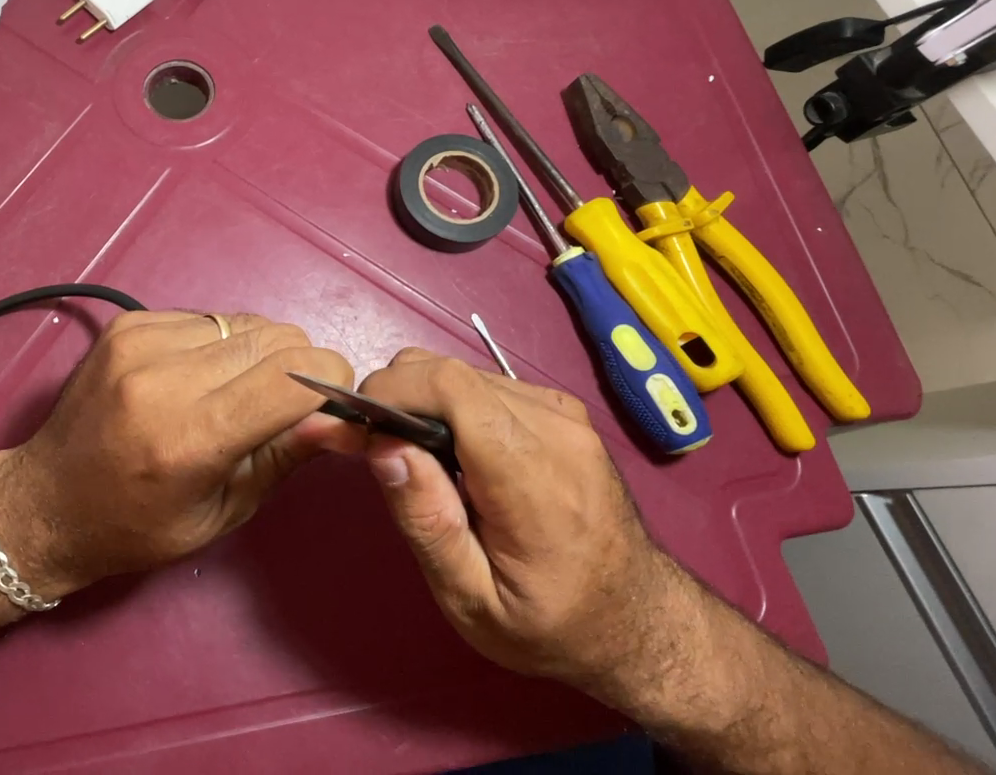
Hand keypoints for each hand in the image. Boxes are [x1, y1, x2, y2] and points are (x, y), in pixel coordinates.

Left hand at [0, 311, 358, 598]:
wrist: (47, 500)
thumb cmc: (138, 526)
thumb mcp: (222, 511)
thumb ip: (284, 456)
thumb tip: (344, 419)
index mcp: (191, 437)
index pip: (293, 375)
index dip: (330, 381)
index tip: (330, 403)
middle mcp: (164, 376)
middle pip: (275, 337)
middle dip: (298, 365)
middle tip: (282, 403)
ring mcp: (139, 341)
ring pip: (243, 320)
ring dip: (256, 352)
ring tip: (230, 393)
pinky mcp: (126, 323)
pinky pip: (203, 317)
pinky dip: (216, 343)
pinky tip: (193, 377)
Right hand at [357, 349, 678, 692]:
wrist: (641, 622)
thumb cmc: (552, 625)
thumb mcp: (473, 601)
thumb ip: (426, 520)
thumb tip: (382, 444)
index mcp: (533, 476)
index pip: (448, 385)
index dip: (389, 391)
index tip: (354, 428)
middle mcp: (553, 426)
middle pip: (447, 370)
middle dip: (396, 398)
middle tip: (377, 453)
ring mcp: (563, 412)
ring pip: (461, 372)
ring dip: (422, 404)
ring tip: (421, 464)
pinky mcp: (562, 410)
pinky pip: (484, 385)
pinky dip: (451, 407)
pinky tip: (455, 457)